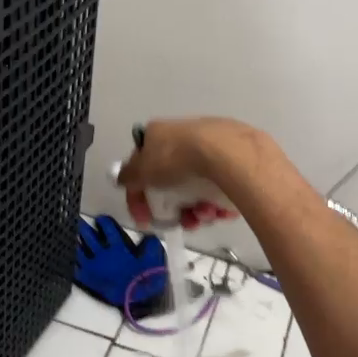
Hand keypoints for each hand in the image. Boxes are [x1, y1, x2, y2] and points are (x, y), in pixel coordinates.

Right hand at [117, 117, 269, 227]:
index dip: (139, 197)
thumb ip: (128, 175)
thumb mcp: (142, 169)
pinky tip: (221, 211)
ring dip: (199, 210)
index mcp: (159, 134)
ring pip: (199, 189)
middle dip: (176, 209)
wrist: (227, 155)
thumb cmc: (177, 160)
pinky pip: (222, 189)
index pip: (142, 168)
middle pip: (174, 183)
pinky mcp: (236, 160)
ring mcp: (212, 147)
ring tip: (205, 216)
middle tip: (183, 222)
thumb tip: (121, 178)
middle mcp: (184, 137)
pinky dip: (219, 204)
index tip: (144, 220)